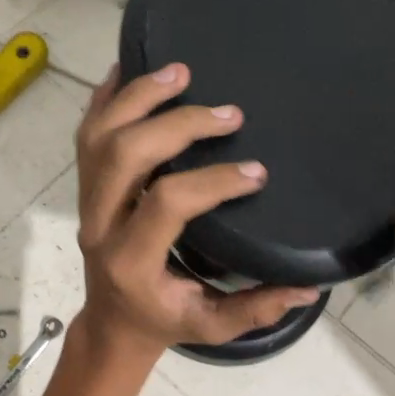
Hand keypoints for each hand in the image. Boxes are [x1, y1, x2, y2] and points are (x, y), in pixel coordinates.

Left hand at [74, 63, 320, 359]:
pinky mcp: (84, 186)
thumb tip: (309, 287)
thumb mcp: (211, 326)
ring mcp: (85, 201)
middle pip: (126, 154)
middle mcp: (100, 224)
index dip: (213, 181)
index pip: (167, 203)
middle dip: (179, 125)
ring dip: (139, 98)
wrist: (111, 323)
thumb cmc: (164, 321)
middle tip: (229, 114)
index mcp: (132, 260)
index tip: (256, 173)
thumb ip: (256, 310)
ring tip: (181, 72)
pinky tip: (130, 69)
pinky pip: (87, 134)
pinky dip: (106, 98)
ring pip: (100, 136)